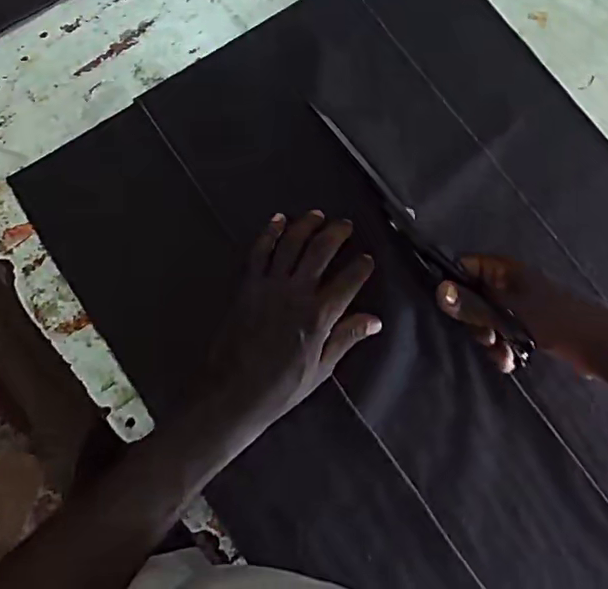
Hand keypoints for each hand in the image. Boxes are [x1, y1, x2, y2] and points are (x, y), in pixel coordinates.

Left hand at [192, 212, 379, 437]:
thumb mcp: (320, 369)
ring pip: (292, 243)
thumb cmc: (280, 387)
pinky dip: (270, 232)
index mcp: (319, 316)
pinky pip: (260, 250)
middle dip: (336, 233)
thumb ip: (346, 338)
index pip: (348, 282)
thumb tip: (374, 320)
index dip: (360, 267)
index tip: (367, 259)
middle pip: (321, 251)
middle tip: (346, 225)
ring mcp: (270, 284)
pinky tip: (278, 220)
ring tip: (318, 215)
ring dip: (306, 225)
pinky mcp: (248, 283)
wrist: (233, 391)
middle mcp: (296, 293)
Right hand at [436, 254, 607, 375]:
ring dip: (489, 339)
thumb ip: (474, 305)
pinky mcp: (527, 325)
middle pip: (472, 296)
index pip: (463, 266)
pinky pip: (503, 332)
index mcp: (503, 268)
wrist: (603, 347)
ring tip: (501, 355)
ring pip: (487, 318)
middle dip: (475, 321)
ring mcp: (518, 304)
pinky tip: (510, 361)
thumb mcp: (511, 313)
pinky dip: (503, 347)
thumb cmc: (557, 319)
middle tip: (485, 338)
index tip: (447, 308)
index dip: (451, 285)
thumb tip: (438, 291)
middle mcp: (507, 281)